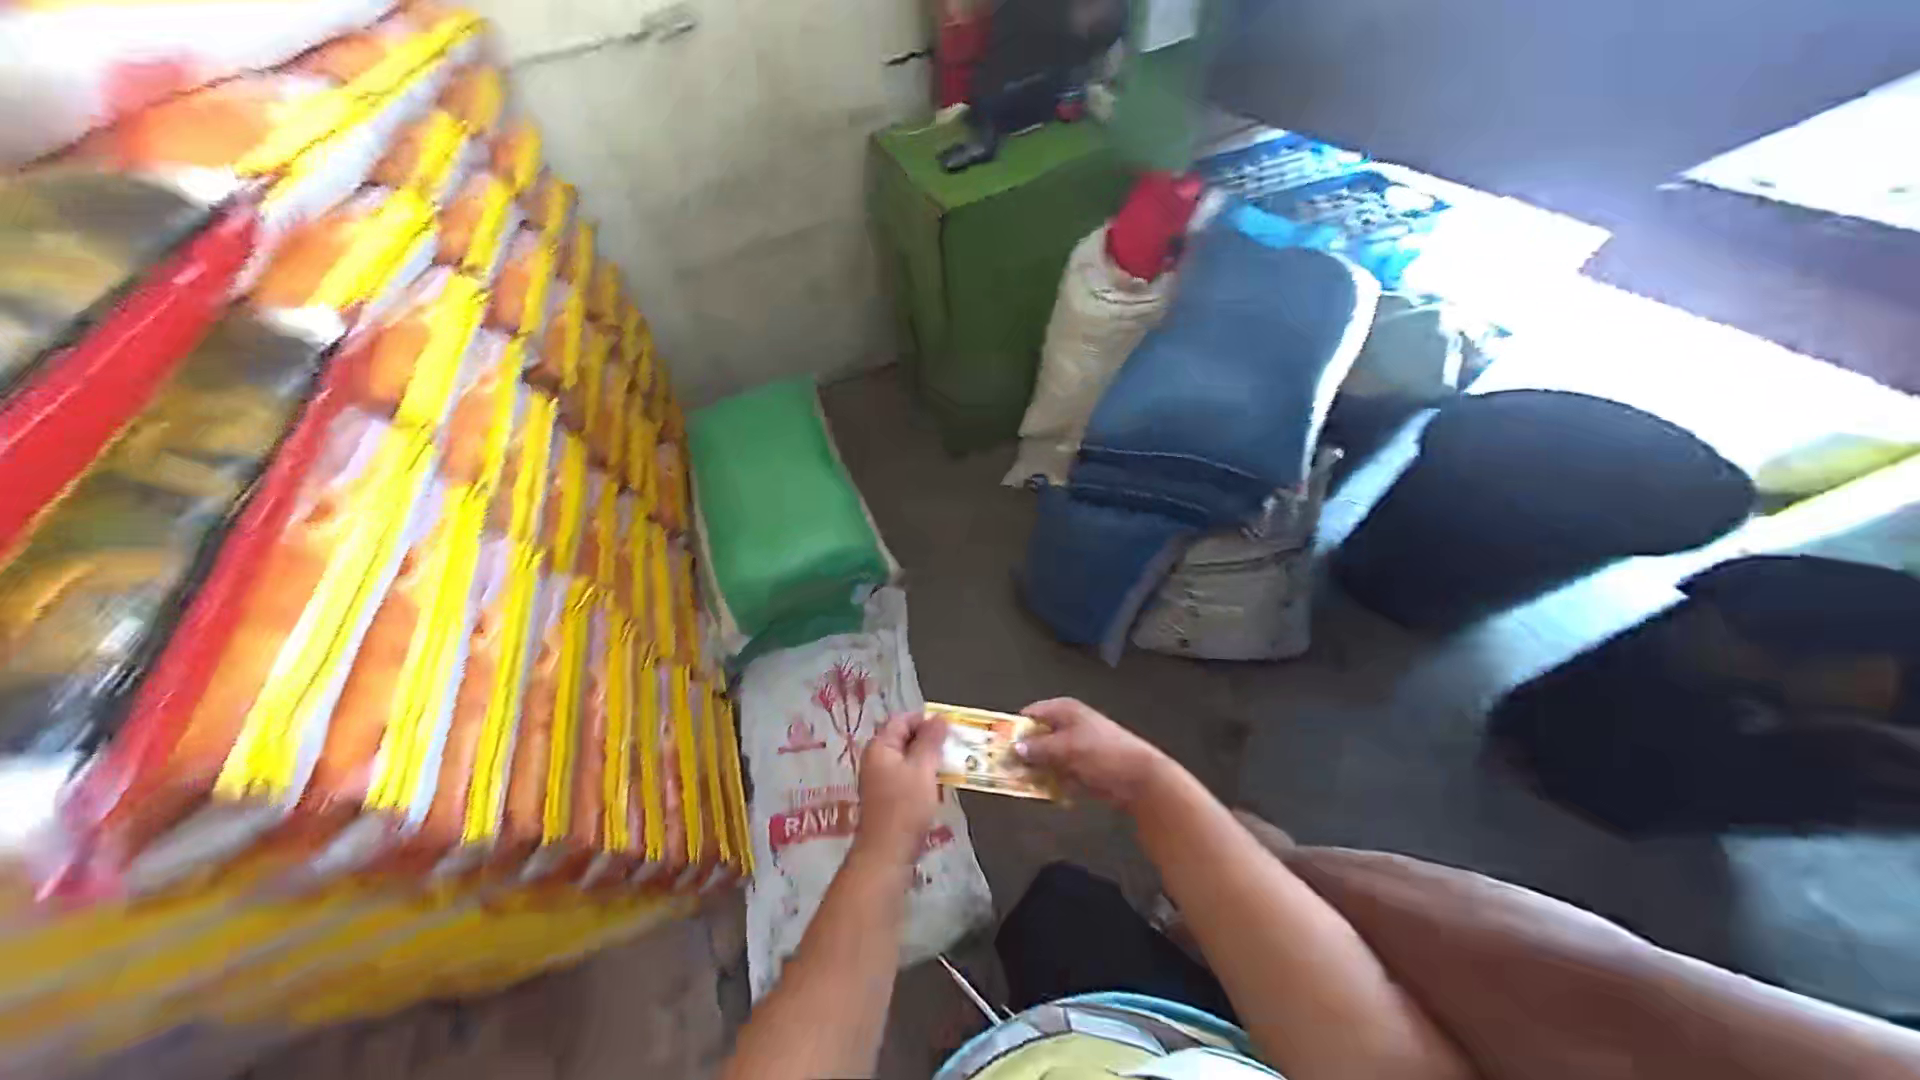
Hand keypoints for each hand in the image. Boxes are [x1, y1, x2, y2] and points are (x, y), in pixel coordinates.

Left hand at [853, 712, 947, 863]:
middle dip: (929, 738)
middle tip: (955, 744)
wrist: (887, 854)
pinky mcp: (887, 797)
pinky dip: (923, 774)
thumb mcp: (922, 769)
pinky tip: (939, 783)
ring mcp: (880, 779)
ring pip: (907, 758)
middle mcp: (876, 759)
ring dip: (928, 758)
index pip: (902, 719)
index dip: (926, 719)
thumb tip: (940, 717)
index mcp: (880, 747)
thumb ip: (931, 741)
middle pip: (904, 737)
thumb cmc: (905, 807)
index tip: (950, 727)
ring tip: (952, 762)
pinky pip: (907, 775)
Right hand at [1016, 698, 1172, 810]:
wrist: (1139, 779)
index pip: (1031, 714)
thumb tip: (1014, 748)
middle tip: (1006, 768)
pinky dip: (1052, 782)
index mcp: (1065, 711)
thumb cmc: (1103, 753)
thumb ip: (1039, 747)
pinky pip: (1058, 774)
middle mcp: (1068, 726)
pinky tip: (1045, 792)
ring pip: (1046, 758)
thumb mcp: (1068, 747)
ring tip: (1021, 783)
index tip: (999, 744)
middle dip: (1024, 753)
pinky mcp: (1081, 769)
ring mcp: (1075, 748)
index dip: (1015, 727)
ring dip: (1037, 770)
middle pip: (1036, 737)